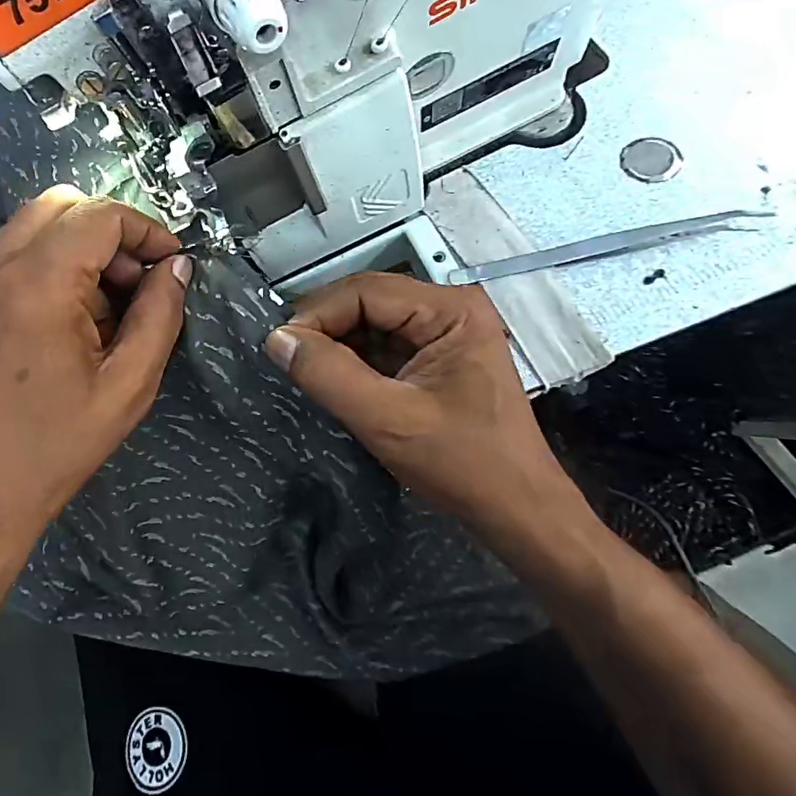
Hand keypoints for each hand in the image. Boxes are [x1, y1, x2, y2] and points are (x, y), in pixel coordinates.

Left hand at [0, 185, 190, 563]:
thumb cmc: (54, 446)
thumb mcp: (128, 384)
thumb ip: (160, 314)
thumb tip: (176, 267)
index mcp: (37, 282)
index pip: (102, 215)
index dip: (148, 231)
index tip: (173, 267)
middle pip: (64, 204)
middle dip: (113, 233)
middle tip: (138, 285)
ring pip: (35, 224)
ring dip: (81, 248)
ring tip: (105, 310)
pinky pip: (9, 252)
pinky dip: (49, 264)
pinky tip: (66, 320)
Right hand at [264, 272, 584, 546]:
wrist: (518, 506)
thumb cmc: (463, 463)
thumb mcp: (387, 420)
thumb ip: (328, 375)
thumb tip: (278, 340)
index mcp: (452, 309)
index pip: (366, 289)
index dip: (318, 313)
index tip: (282, 348)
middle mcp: (453, 309)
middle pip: (372, 301)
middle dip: (328, 329)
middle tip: (292, 361)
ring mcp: (450, 334)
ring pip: (377, 324)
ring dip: (341, 347)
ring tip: (310, 374)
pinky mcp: (443, 359)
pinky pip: (390, 348)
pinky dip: (361, 363)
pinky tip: (340, 383)